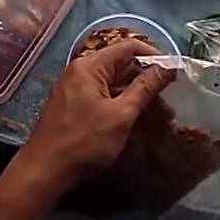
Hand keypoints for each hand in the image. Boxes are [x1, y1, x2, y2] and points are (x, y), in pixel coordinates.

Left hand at [9, 39, 175, 196]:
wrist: (43, 173)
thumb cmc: (83, 142)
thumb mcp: (120, 115)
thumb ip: (145, 88)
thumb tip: (168, 66)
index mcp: (90, 66)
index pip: (129, 47)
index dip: (155, 57)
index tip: (176, 74)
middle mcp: (80, 72)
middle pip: (122, 66)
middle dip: (148, 82)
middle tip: (171, 104)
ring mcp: (75, 89)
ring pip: (115, 85)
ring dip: (138, 98)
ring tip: (162, 119)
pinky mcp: (74, 107)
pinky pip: (104, 98)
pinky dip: (123, 107)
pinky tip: (138, 122)